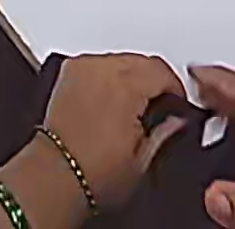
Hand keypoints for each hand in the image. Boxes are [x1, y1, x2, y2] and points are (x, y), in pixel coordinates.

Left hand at [0, 54, 187, 228]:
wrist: (57, 175)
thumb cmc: (93, 174)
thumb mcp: (143, 160)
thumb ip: (166, 132)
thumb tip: (178, 118)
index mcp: (125, 87)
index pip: (160, 70)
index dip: (175, 87)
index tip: (177, 101)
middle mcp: (103, 69)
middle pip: (141, 60)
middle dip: (154, 80)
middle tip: (158, 105)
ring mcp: (84, 66)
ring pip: (121, 59)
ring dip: (131, 76)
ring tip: (131, 106)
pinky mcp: (71, 69)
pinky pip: (100, 62)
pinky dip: (108, 75)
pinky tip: (109, 98)